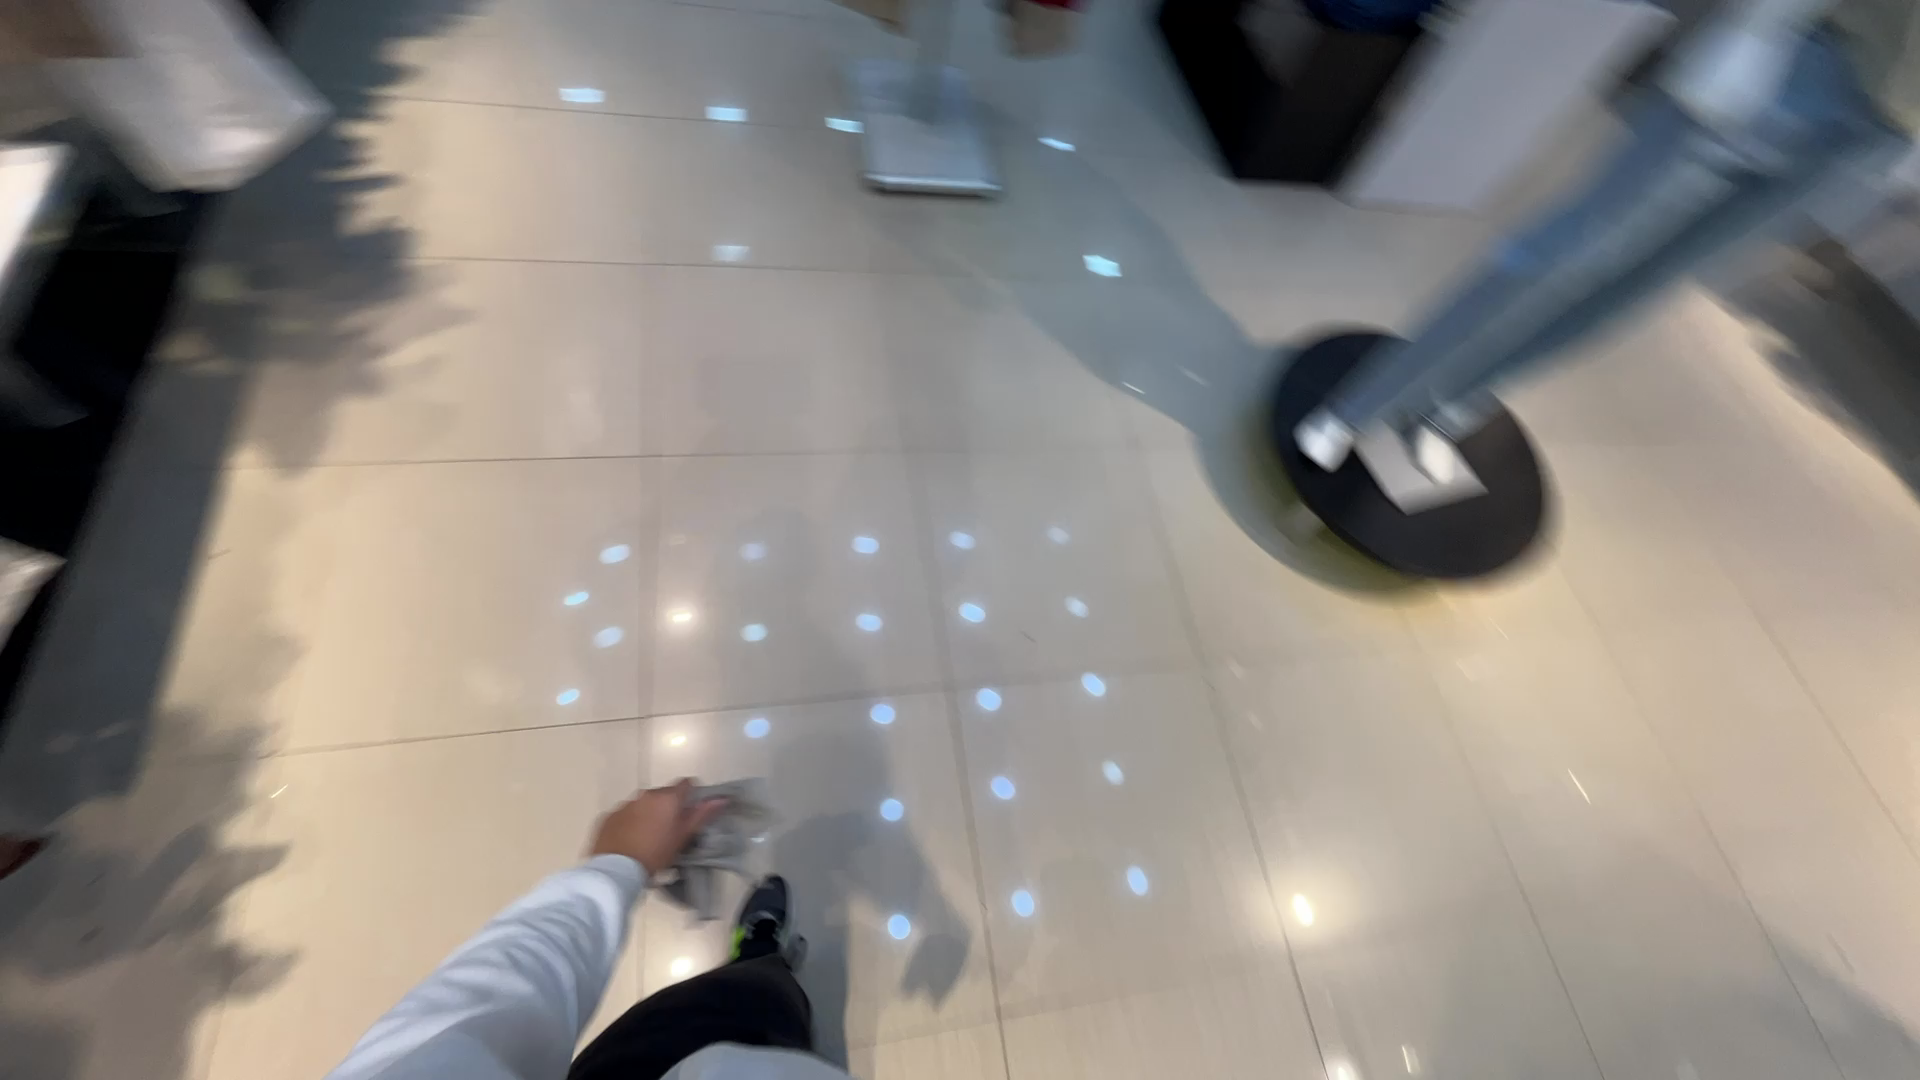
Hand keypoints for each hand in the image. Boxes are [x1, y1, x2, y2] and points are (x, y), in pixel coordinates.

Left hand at [590, 780, 728, 875]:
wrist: (615, 871)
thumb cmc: (655, 854)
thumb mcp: (682, 836)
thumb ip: (702, 814)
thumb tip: (722, 798)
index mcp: (668, 797)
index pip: (686, 783)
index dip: (690, 795)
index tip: (688, 812)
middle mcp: (646, 794)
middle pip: (663, 794)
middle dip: (667, 806)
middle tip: (667, 829)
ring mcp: (624, 804)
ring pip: (642, 804)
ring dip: (647, 813)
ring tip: (645, 837)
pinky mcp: (608, 816)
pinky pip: (624, 814)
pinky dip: (628, 822)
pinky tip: (627, 840)